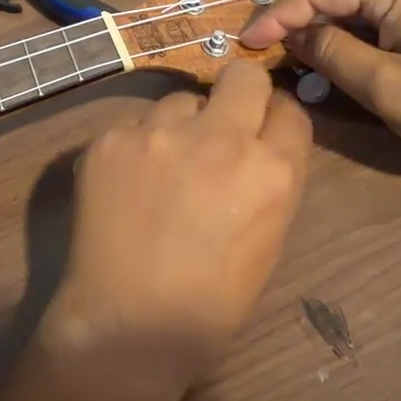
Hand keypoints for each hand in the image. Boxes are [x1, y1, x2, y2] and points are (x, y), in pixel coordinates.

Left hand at [45, 60, 312, 382]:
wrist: (128, 324)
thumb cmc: (210, 300)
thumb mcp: (267, 239)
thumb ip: (269, 178)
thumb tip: (259, 140)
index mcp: (272, 171)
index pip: (289, 108)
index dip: (274, 118)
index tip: (260, 130)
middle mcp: (220, 138)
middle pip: (243, 76)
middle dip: (238, 93)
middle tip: (220, 125)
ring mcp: (161, 133)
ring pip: (182, 98)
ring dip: (181, 124)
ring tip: (165, 168)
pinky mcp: (112, 138)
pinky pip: (136, 123)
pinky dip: (138, 145)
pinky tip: (130, 183)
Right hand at [237, 0, 400, 166]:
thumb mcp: (390, 88)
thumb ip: (332, 56)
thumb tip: (293, 36)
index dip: (274, 15)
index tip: (242, 43)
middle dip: (292, 15)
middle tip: (257, 46)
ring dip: (319, 24)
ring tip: (285, 52)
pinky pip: (377, 9)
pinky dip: (348, 29)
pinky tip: (333, 52)